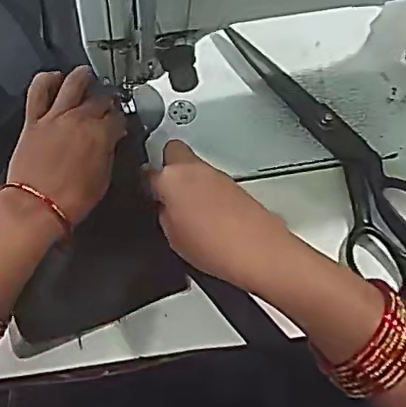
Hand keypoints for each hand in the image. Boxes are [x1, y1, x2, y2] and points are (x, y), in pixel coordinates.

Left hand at [3, 67, 124, 228]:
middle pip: (100, 98)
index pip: (118, 117)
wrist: (36, 207)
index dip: (121, 119)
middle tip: (108, 102)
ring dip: (83, 78)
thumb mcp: (102, 180)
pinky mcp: (34, 121)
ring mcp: (55, 117)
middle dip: (108, 99)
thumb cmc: (67, 200)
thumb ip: (107, 155)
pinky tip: (52, 78)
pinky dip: (46, 80)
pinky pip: (38, 91)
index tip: (119, 123)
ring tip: (86, 76)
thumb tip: (108, 145)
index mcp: (101, 135)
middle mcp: (79, 120)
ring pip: (73, 83)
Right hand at [151, 140, 298, 291]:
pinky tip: (211, 219)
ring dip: (191, 181)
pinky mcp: (236, 185)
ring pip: (195, 167)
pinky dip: (210, 193)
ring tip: (191, 213)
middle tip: (166, 191)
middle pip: (173, 152)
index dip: (145, 182)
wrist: (260, 254)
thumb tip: (164, 208)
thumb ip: (163, 214)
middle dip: (168, 166)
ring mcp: (218, 175)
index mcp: (171, 177)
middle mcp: (195, 169)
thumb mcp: (172, 237)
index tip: (148, 192)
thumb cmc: (218, 246)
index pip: (147, 170)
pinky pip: (214, 182)